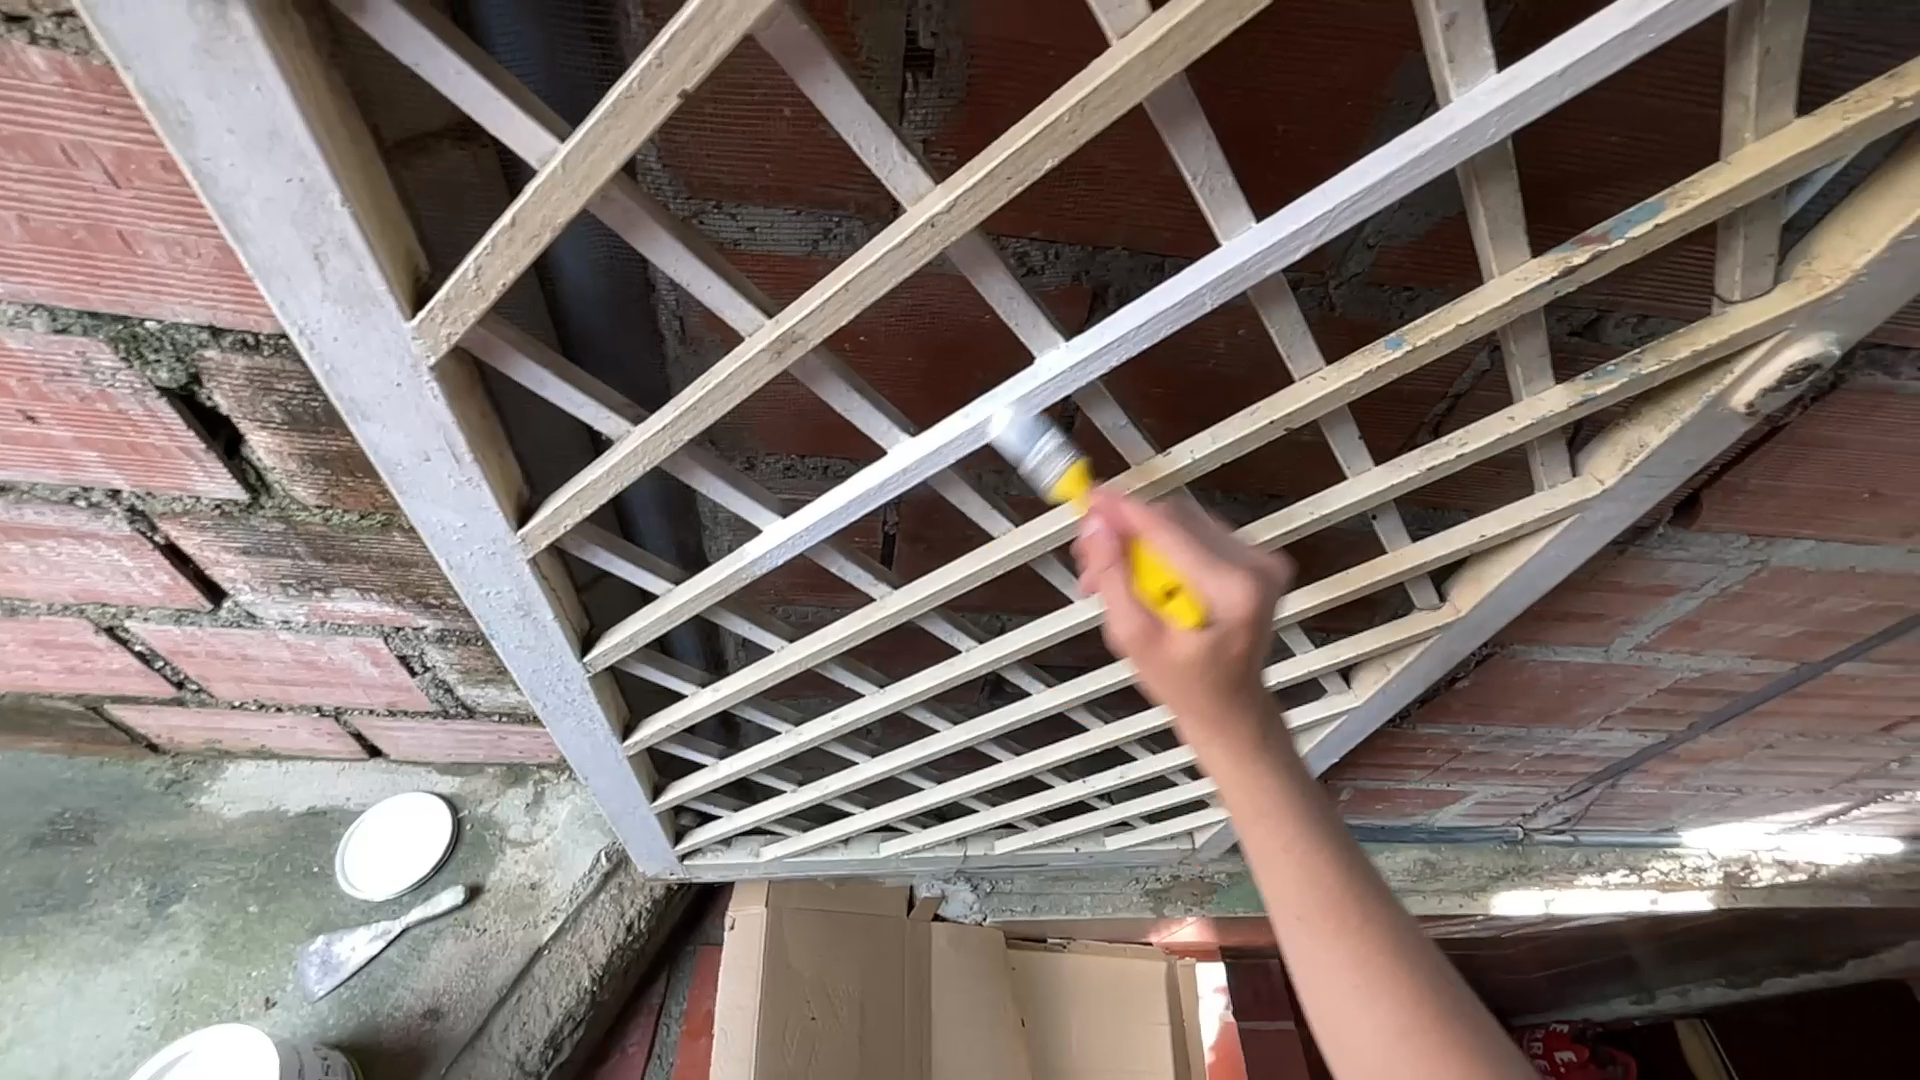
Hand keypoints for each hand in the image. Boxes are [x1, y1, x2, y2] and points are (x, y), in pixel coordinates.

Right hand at [1072, 490, 1294, 748]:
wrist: (1230, 708)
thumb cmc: (1183, 684)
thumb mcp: (1135, 638)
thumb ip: (1112, 579)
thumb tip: (1094, 525)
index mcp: (1234, 587)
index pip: (1168, 529)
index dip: (1123, 509)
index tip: (1087, 497)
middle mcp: (1256, 564)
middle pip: (1176, 517)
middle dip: (1126, 527)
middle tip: (1086, 554)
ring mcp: (1261, 559)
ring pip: (1183, 521)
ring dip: (1140, 538)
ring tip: (1107, 574)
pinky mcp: (1255, 558)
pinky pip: (1196, 533)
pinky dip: (1161, 546)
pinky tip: (1139, 574)